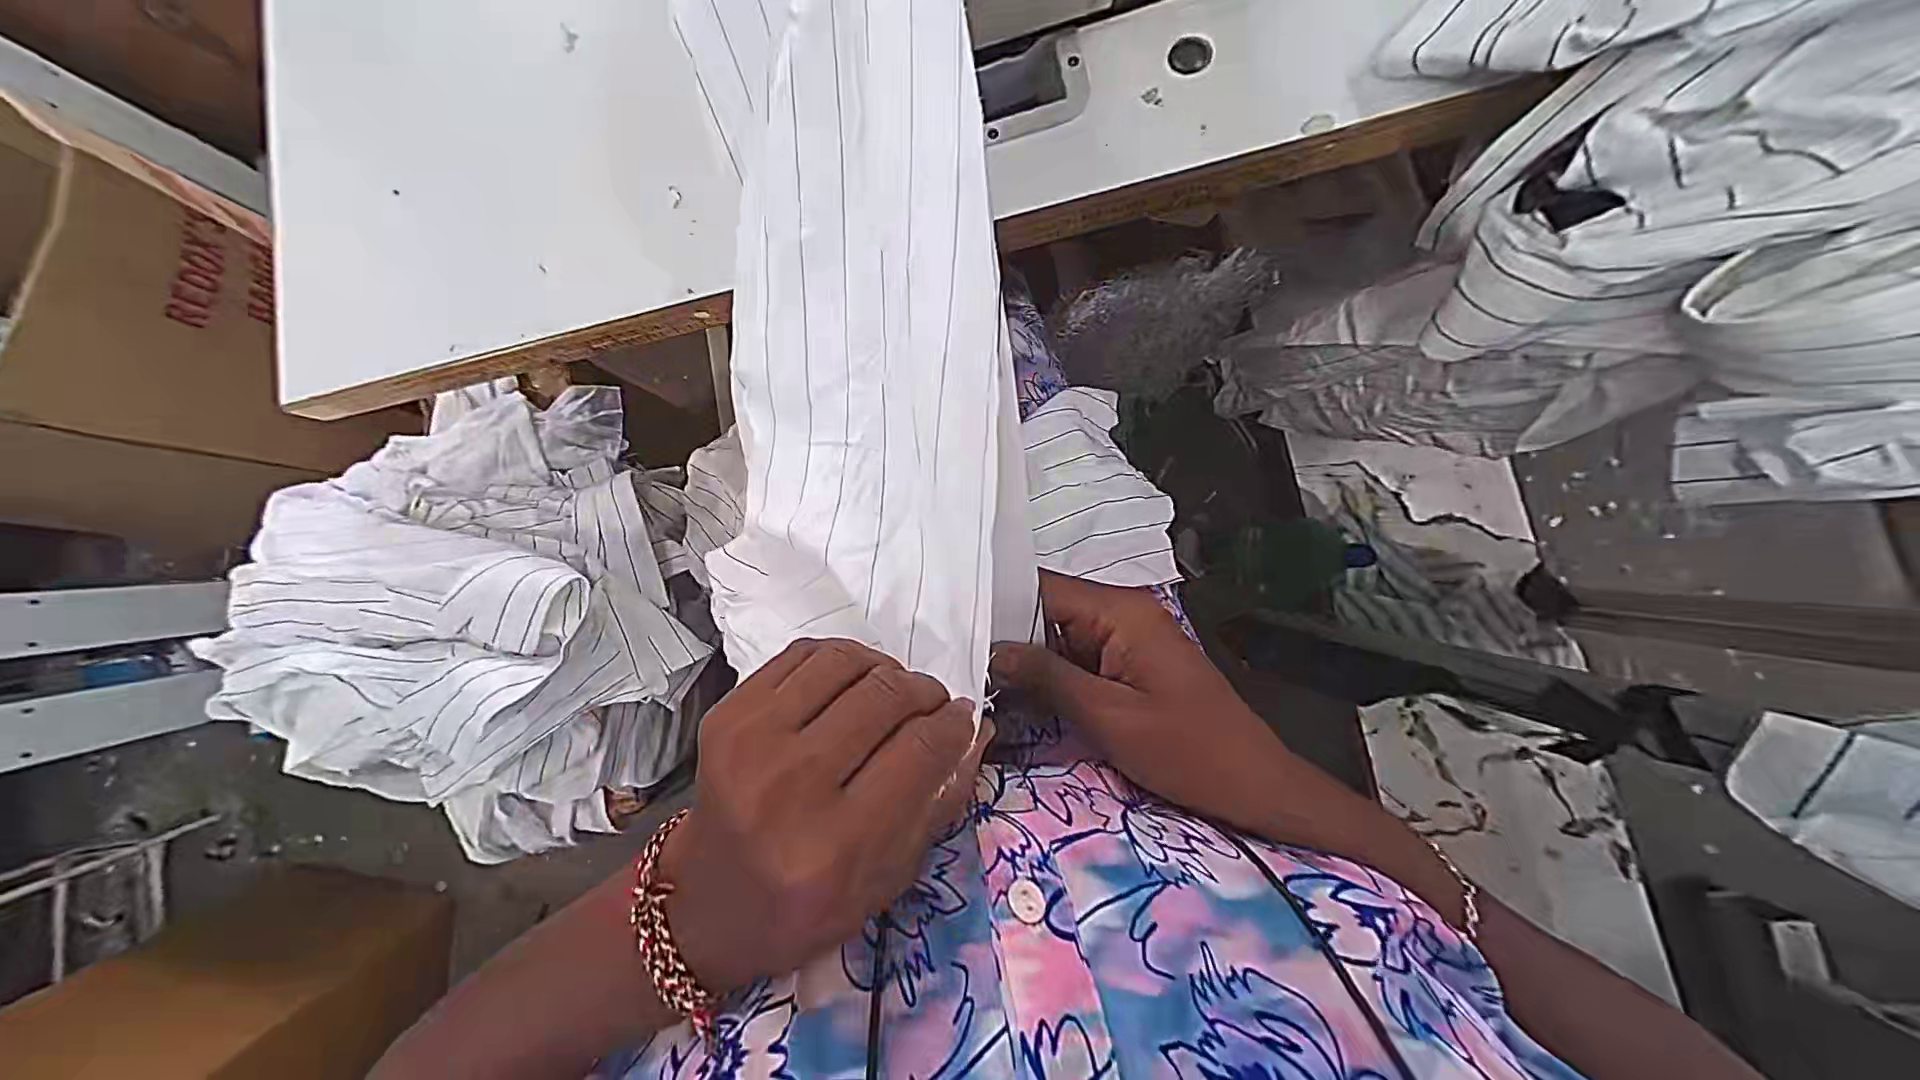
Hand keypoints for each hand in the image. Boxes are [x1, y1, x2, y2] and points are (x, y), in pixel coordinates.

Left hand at [661, 639, 990, 993]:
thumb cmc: (805, 906)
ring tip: (895, 689)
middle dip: (926, 692)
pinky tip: (853, 681)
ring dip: (886, 668)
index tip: (962, 719)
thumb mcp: (888, 878)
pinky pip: (803, 654)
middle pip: (886, 697)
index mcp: (835, 845)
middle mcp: (790, 787)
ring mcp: (751, 742)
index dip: (954, 724)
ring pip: (846, 663)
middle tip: (933, 703)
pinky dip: (842, 658)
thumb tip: (978, 730)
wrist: (707, 904)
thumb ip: (941, 801)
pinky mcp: (728, 715)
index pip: (920, 749)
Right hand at [992, 572, 1465, 925]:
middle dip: (1008, 637)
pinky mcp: (1130, 663)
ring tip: (977, 678)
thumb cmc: (1188, 751)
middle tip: (958, 662)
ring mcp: (1128, 638)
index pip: (1042, 589)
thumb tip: (993, 650)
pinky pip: (1079, 658)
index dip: (997, 605)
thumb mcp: (1109, 716)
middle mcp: (1123, 613)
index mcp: (1121, 611)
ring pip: (1060, 637)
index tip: (954, 628)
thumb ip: (1048, 677)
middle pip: (1048, 611)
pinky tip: (1018, 694)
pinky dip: (1052, 675)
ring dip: (1028, 660)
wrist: (1256, 787)